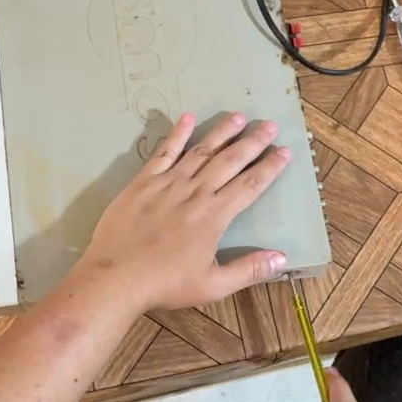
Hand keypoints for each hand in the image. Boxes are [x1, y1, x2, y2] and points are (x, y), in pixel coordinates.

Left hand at [66, 112, 291, 313]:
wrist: (117, 277)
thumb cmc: (166, 283)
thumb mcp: (213, 285)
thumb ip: (249, 270)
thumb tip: (282, 258)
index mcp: (215, 215)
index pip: (250, 184)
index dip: (270, 167)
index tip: (284, 152)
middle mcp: (196, 192)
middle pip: (230, 160)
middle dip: (252, 142)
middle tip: (269, 124)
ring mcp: (168, 183)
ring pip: (201, 150)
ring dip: (221, 132)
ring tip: (238, 116)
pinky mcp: (144, 182)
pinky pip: (164, 152)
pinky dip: (177, 134)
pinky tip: (187, 118)